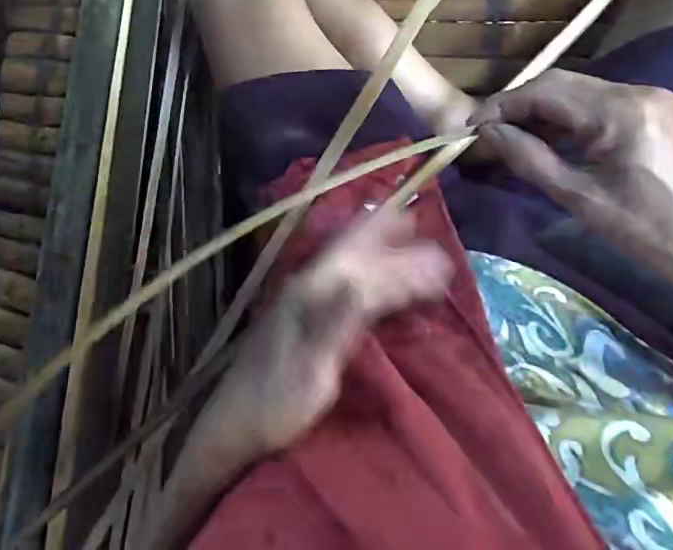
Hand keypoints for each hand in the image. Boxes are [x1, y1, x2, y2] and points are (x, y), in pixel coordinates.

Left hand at [191, 206, 451, 460]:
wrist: (233, 425)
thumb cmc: (274, 404)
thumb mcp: (309, 373)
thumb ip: (335, 323)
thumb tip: (358, 281)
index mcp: (311, 293)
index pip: (366, 265)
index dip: (403, 261)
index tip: (439, 261)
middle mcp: (310, 283)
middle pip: (359, 252)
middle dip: (398, 247)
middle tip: (438, 252)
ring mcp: (307, 295)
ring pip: (353, 260)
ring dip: (386, 252)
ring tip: (416, 246)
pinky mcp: (307, 311)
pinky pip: (348, 277)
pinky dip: (372, 269)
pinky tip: (385, 273)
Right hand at [471, 70, 672, 315]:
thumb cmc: (656, 236)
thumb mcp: (584, 201)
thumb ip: (530, 159)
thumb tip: (486, 134)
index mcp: (621, 109)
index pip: (545, 90)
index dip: (503, 105)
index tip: (471, 129)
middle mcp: (638, 90)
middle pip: (563, 84)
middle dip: (522, 106)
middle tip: (489, 136)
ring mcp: (655, 98)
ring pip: (583, 93)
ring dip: (547, 112)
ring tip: (516, 141)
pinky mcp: (662, 111)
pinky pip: (605, 104)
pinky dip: (575, 119)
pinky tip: (558, 142)